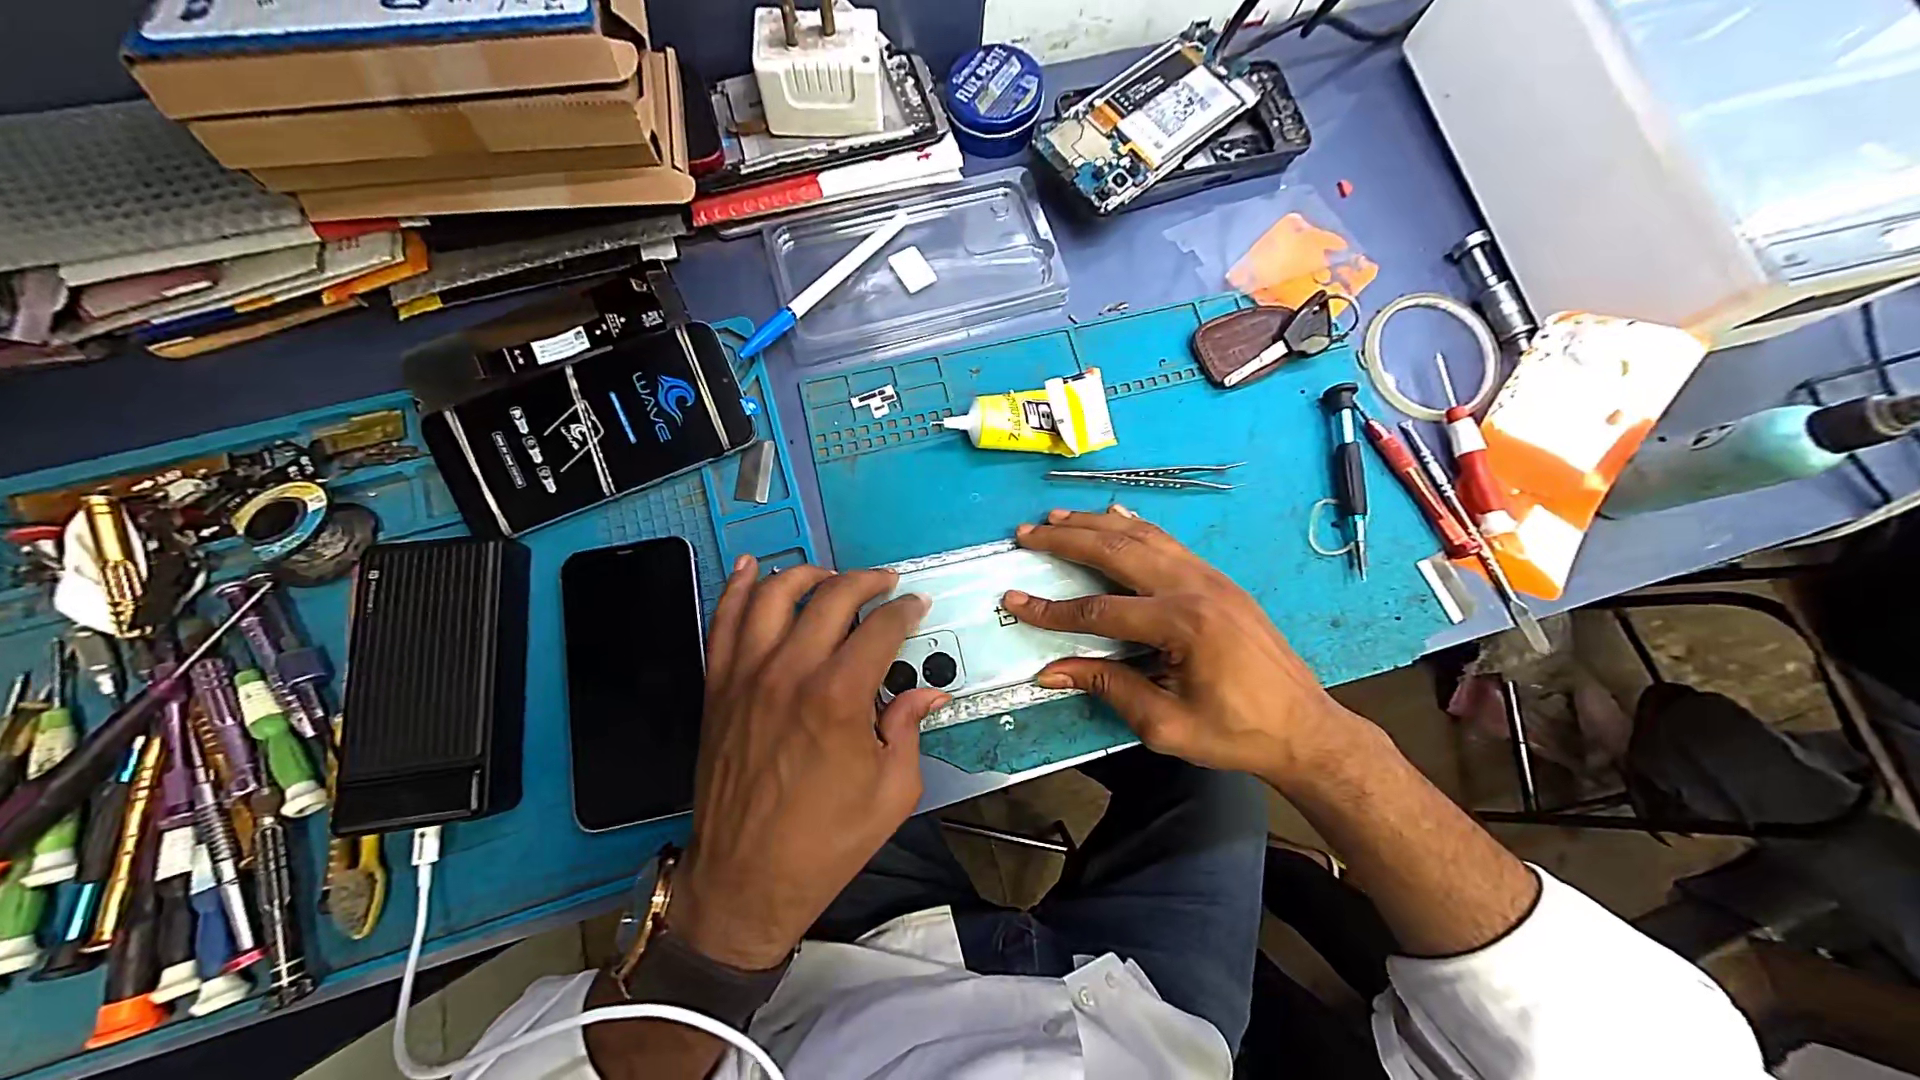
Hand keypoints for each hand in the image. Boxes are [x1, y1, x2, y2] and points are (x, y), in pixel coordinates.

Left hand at [667, 557, 945, 969]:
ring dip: (806, 573)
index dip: (906, 610)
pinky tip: (751, 568)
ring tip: (829, 575)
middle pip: (832, 597)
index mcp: (840, 697)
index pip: (881, 627)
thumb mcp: (892, 791)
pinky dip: (737, 589)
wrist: (746, 880)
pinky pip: (722, 622)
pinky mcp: (718, 688)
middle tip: (884, 583)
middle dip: (867, 580)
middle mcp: (791, 673)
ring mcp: (747, 676)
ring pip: (773, 595)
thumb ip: (909, 729)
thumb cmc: (825, 842)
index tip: (915, 606)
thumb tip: (928, 693)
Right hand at [1003, 508, 1367, 786]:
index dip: (1052, 609)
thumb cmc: (1236, 733)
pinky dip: (1134, 527)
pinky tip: (1115, 517)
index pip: (1100, 610)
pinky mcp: (1219, 580)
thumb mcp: (1165, 723)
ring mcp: (1210, 577)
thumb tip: (1050, 671)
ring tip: (1058, 518)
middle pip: (1118, 552)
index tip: (1014, 601)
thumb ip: (1107, 686)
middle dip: (1067, 540)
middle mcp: (1195, 588)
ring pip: (1143, 537)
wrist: (1306, 729)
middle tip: (1027, 533)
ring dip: (1097, 524)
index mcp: (1183, 625)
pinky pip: (1168, 542)